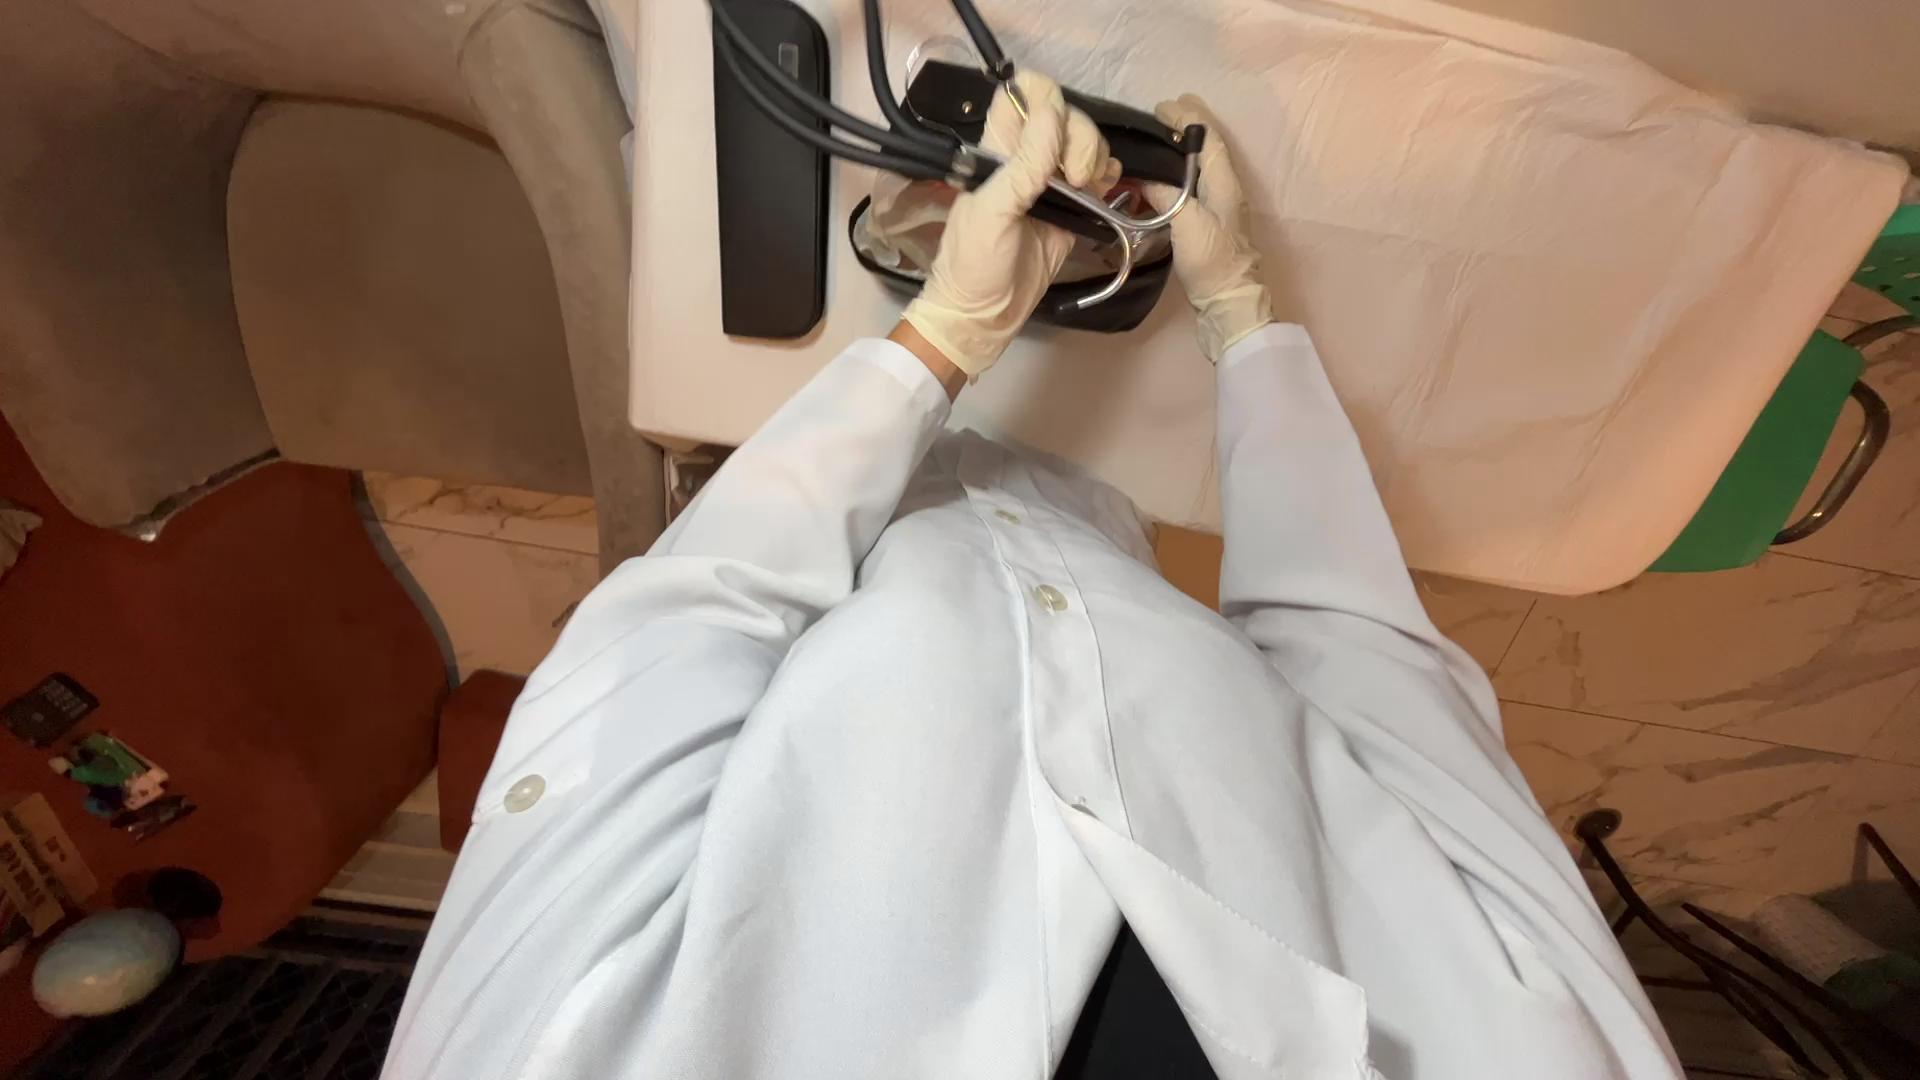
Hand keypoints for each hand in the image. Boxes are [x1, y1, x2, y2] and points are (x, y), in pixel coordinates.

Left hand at [902, 71, 1115, 377]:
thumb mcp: (992, 213)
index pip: (1021, 98)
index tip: (1055, 130)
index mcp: (996, 154)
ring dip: (1096, 156)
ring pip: (1083, 145)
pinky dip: (1108, 176)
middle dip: (1080, 137)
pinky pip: (1097, 180)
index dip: (1044, 99)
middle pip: (1064, 117)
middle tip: (1078, 178)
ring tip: (1091, 188)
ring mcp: (1050, 188)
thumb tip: (1053, 112)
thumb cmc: (974, 267)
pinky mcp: (1070, 214)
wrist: (983, 319)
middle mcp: (1024, 163)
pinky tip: (1105, 191)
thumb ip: (1022, 166)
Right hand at [1146, 95, 1272, 363]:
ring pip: (1199, 170)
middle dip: (1183, 131)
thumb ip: (1168, 196)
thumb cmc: (1213, 264)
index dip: (1187, 118)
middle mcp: (1225, 191)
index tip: (1163, 107)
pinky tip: (1159, 187)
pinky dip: (1174, 179)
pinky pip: (1191, 191)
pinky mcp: (1209, 229)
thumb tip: (1147, 179)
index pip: (1208, 138)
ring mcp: (1218, 210)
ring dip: (1178, 154)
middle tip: (1155, 122)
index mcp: (1225, 183)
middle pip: (1206, 150)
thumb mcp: (1188, 224)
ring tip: (1153, 148)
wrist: (1228, 304)